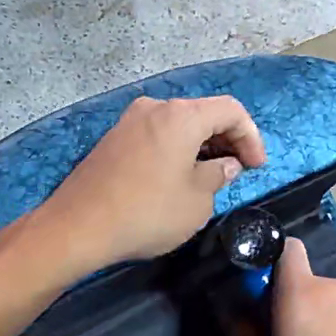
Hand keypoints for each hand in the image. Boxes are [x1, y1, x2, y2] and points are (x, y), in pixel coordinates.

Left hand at [38, 96, 266, 273]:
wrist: (79, 226)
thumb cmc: (147, 213)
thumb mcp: (196, 201)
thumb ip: (218, 176)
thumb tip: (224, 165)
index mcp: (181, 116)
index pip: (230, 111)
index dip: (251, 137)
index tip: (256, 167)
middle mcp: (153, 109)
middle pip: (201, 114)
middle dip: (225, 140)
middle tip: (237, 170)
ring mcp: (127, 123)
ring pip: (176, 126)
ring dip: (199, 146)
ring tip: (209, 176)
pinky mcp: (111, 142)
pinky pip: (154, 137)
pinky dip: (174, 150)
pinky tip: (176, 177)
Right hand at [230, 238, 335, 335]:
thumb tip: (232, 317)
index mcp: (301, 294)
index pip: (285, 247)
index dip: (265, 259)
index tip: (251, 289)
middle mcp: (331, 288)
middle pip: (298, 278)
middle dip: (280, 299)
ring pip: (318, 299)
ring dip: (304, 317)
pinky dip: (326, 329)